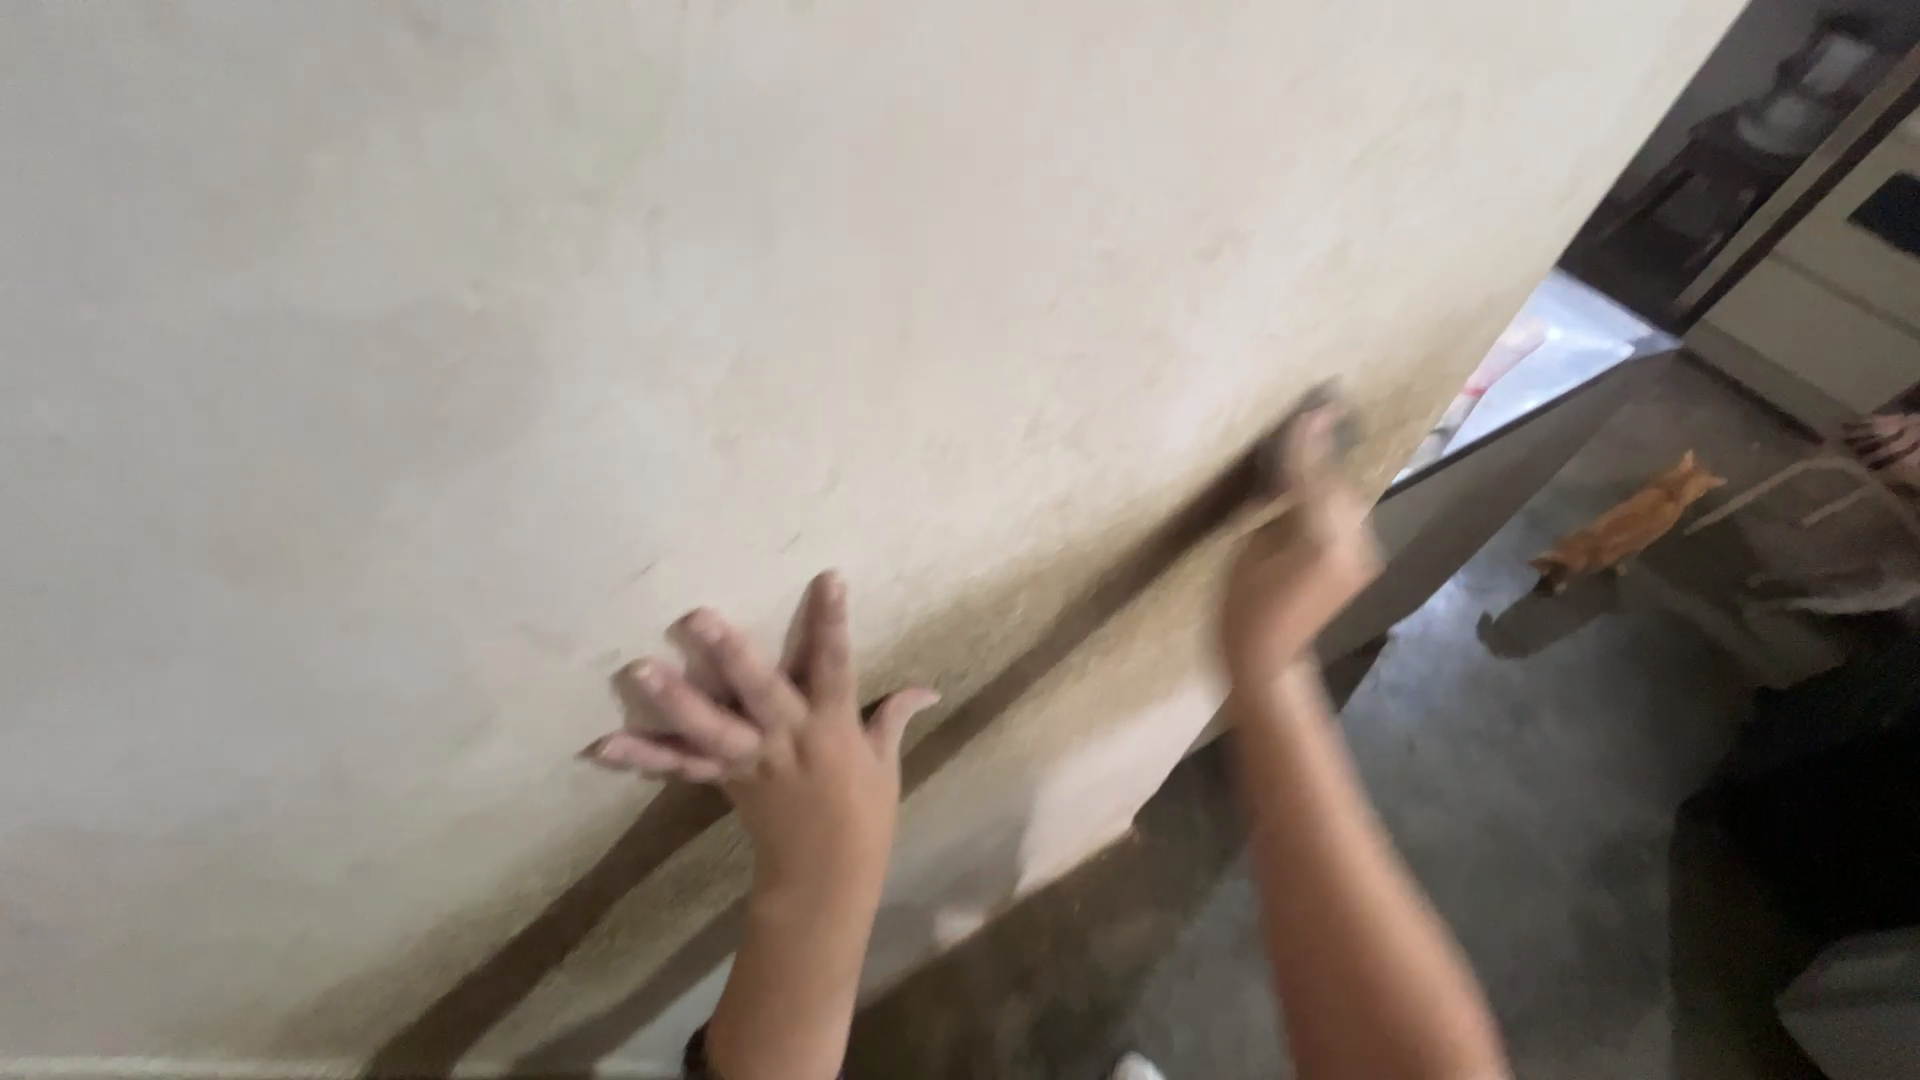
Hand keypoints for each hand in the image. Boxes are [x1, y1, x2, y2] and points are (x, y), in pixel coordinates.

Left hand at [585, 571, 938, 896]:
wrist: (824, 877)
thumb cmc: (863, 814)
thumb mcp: (885, 762)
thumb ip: (895, 715)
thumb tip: (930, 687)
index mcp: (833, 729)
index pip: (836, 667)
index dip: (833, 624)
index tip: (828, 578)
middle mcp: (788, 740)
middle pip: (759, 694)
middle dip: (732, 656)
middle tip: (697, 618)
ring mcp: (751, 763)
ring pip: (711, 730)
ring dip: (674, 701)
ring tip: (637, 671)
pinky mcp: (723, 782)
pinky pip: (680, 769)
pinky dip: (642, 757)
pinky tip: (602, 745)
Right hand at [1219, 406, 1381, 689]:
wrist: (1268, 660)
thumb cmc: (1240, 612)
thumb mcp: (1247, 555)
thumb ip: (1276, 513)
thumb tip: (1286, 480)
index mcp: (1318, 543)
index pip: (1312, 481)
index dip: (1308, 445)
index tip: (1309, 409)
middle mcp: (1352, 546)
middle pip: (1336, 486)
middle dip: (1322, 452)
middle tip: (1315, 412)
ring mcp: (1362, 556)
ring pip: (1345, 500)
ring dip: (1328, 473)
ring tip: (1314, 438)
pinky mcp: (1360, 563)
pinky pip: (1346, 517)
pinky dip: (1330, 497)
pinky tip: (1315, 483)